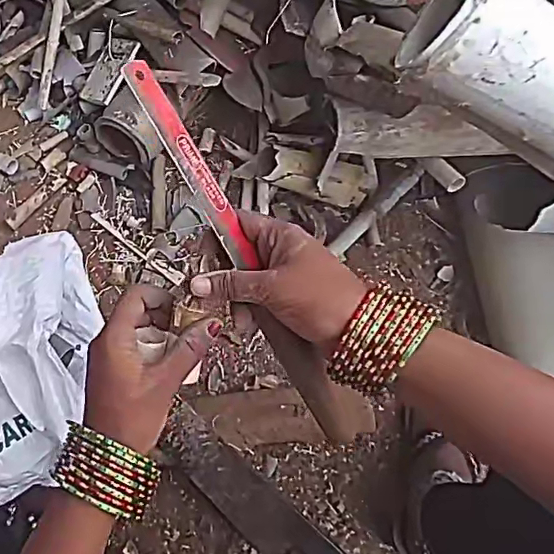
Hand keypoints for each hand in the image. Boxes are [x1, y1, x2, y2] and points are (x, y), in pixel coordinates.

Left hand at [84, 285, 218, 453]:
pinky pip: (133, 345)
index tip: (184, 309)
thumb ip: (189, 349)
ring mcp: (106, 355)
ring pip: (137, 328)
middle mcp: (105, 342)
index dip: (163, 296)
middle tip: (188, 330)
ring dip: (162, 333)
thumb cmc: (127, 424)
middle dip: (167, 316)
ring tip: (182, 350)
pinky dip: (153, 348)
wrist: (108, 455)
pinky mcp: (111, 368)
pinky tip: (170, 365)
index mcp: (113, 338)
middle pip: (138, 309)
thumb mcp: (165, 381)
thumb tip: (209, 326)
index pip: (137, 294)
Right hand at [190, 211, 367, 349]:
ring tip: (241, 316)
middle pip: (236, 255)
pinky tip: (249, 322)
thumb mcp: (271, 288)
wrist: (356, 331)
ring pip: (243, 280)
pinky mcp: (284, 297)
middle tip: (214, 291)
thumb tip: (202, 282)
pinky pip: (255, 298)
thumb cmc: (328, 300)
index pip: (237, 221)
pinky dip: (248, 310)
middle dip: (224, 277)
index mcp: (280, 235)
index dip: (215, 232)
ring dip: (236, 299)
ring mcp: (282, 275)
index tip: (197, 246)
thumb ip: (232, 283)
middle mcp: (280, 251)